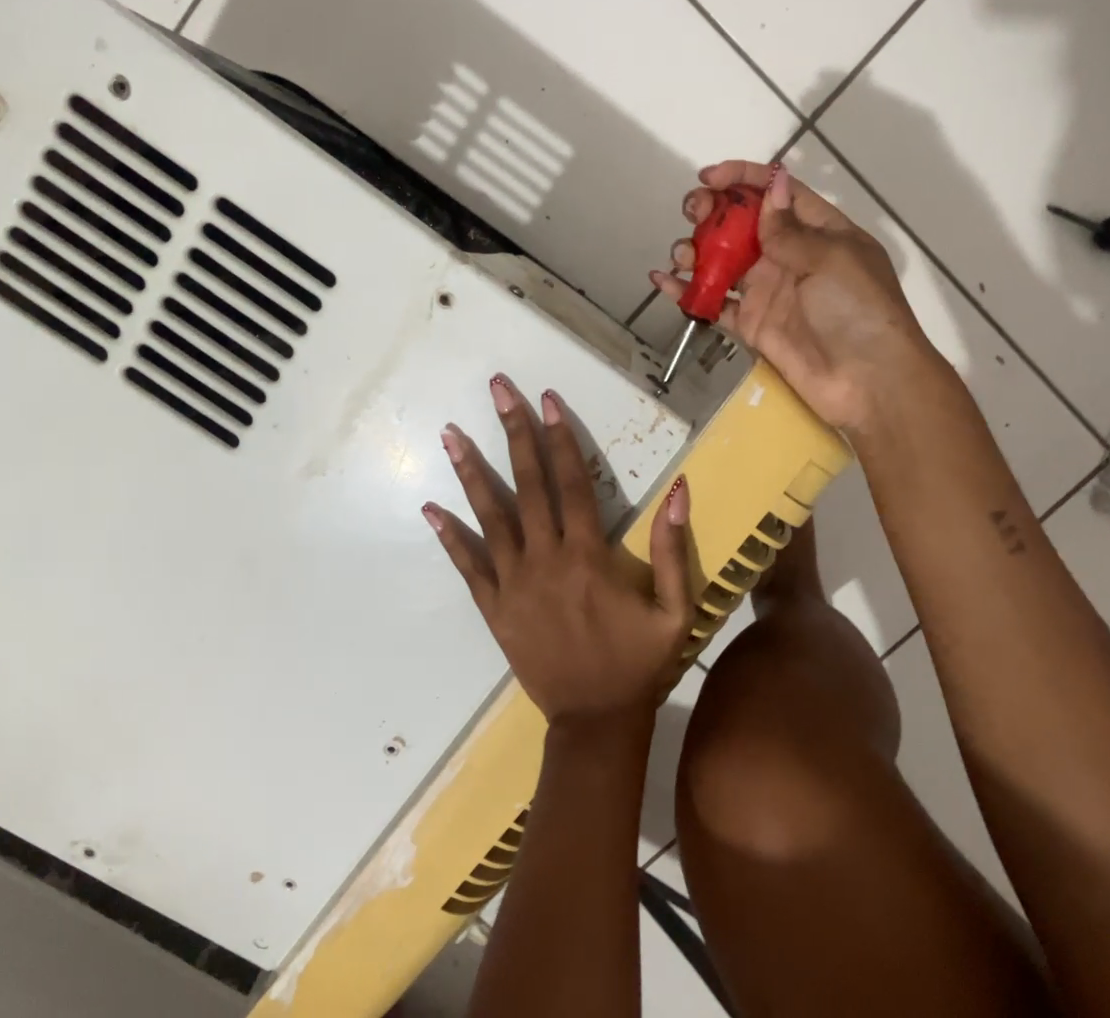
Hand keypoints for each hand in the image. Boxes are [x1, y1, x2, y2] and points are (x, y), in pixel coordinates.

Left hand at [424, 375, 695, 725]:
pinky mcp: (494, 608)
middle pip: (527, 484)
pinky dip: (449, 537)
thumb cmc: (640, 663)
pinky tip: (430, 508)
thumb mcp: (675, 609)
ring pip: (489, 517)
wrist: (595, 719)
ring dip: (471, 472)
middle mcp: (546, 560)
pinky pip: (468, 566)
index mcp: (589, 556)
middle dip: (512, 432)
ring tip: (450, 432)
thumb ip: (673, 549)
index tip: (547, 400)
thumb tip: (679, 489)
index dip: (561, 438)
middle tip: (496, 389)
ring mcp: (513, 584)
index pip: (572, 482)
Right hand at [652, 160, 945, 431]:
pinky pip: (714, 304)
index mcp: (818, 231)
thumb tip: (771, 186)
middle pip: (743, 224)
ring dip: (697, 250)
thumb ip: (790, 229)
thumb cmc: (858, 310)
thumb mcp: (830, 258)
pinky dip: (687, 293)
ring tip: (681, 254)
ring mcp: (769, 292)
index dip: (743, 179)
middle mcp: (790, 256)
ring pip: (723, 261)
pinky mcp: (752, 326)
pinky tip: (662, 281)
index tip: (708, 178)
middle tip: (691, 212)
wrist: (867, 381)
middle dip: (713, 213)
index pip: (776, 193)